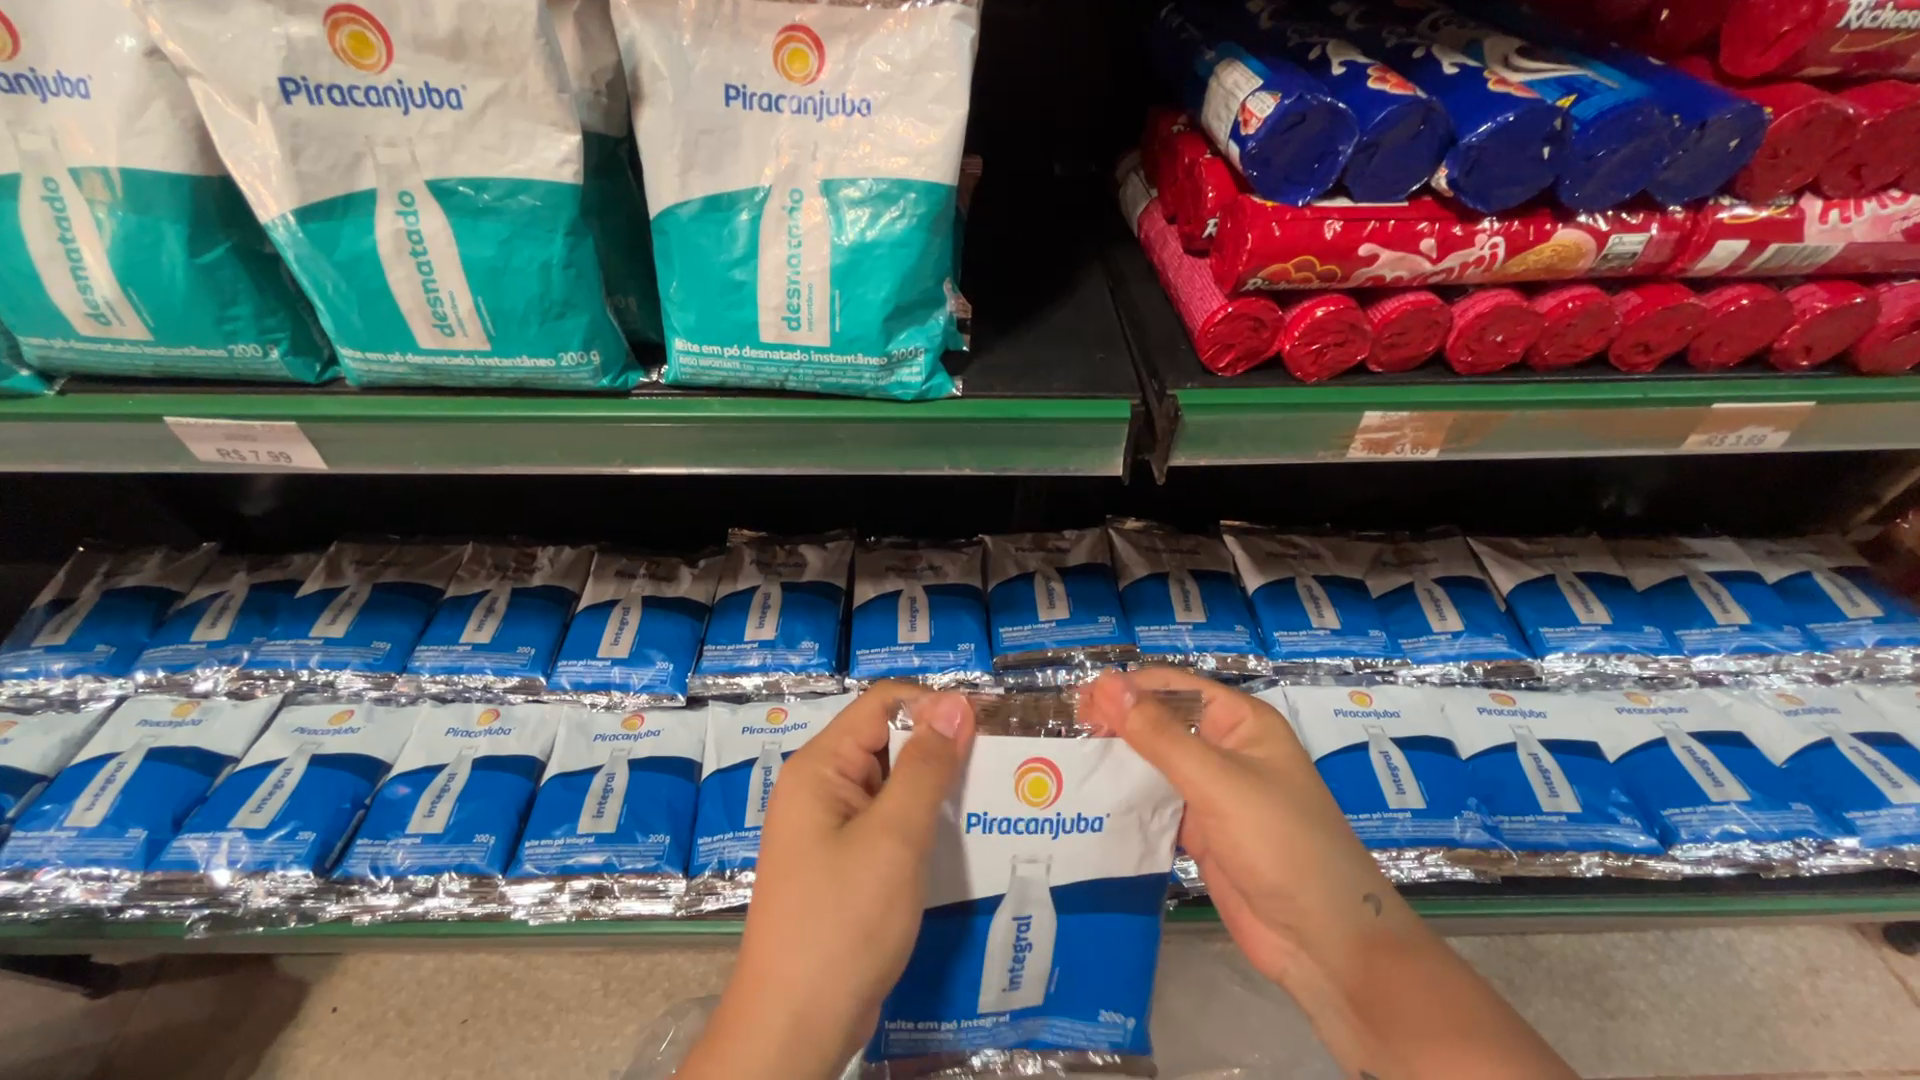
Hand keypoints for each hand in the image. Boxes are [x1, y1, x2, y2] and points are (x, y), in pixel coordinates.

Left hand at [678, 683, 975, 1079]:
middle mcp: (820, 788)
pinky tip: (962, 837)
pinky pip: (887, 823)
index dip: (934, 705)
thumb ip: (926, 766)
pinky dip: (922, 823)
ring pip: (891, 784)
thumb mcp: (894, 837)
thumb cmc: (844, 922)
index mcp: (819, 767)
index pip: (881, 704)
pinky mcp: (843, 863)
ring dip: (936, 788)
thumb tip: (956, 700)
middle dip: (940, 748)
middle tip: (1000, 766)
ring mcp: (829, 828)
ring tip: (992, 798)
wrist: (797, 1023)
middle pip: (887, 740)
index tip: (989, 726)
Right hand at [1083, 670, 1577, 1079]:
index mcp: (1241, 723)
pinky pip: (1158, 804)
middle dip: (1119, 724)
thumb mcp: (1217, 782)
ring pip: (1156, 764)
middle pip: (1162, 722)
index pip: (1175, 687)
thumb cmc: (1280, 845)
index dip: (1128, 688)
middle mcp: (1227, 749)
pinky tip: (1092, 804)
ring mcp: (1214, 793)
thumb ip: (1158, 734)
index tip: (1078, 703)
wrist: (1322, 940)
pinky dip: (1129, 801)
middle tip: (1068, 736)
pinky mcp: (1202, 831)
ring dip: (1120, 763)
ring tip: (1069, 766)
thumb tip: (1105, 684)